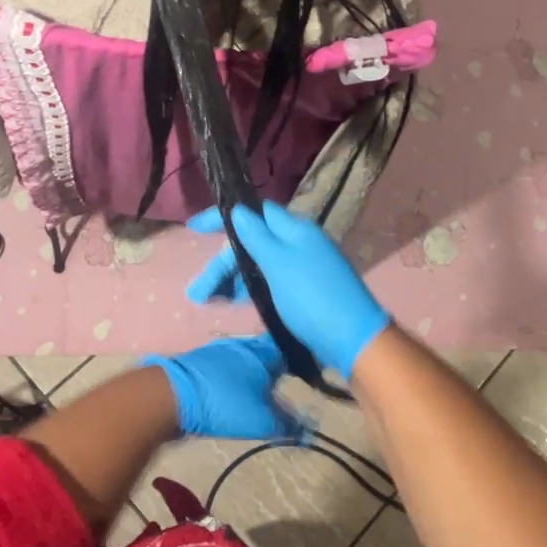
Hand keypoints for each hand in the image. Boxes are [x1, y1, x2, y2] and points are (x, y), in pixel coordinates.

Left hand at [146, 334, 305, 439]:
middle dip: (278, 368)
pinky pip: (229, 368)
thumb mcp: (261, 420)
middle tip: (288, 387)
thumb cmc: (223, 402)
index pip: (291, 349)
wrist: (168, 396)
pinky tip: (236, 394)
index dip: (303, 361)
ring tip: (264, 392)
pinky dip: (236, 379)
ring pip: (247, 360)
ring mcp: (220, 351)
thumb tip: (310, 431)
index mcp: (263, 351)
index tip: (312, 375)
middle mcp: (244, 345)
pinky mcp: (201, 364)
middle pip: (269, 353)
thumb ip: (288, 425)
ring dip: (255, 374)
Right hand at [185, 203, 391, 378]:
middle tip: (199, 293)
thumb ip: (257, 236)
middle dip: (223, 264)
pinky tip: (237, 302)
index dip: (224, 217)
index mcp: (295, 229)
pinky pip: (270, 280)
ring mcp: (303, 267)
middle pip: (253, 242)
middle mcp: (299, 243)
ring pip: (259, 263)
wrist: (352, 337)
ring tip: (211, 301)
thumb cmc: (312, 297)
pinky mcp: (305, 290)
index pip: (254, 212)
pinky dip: (251, 288)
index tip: (194, 228)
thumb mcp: (278, 264)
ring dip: (234, 278)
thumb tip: (238, 209)